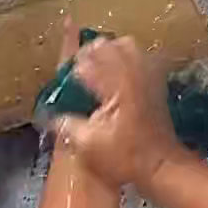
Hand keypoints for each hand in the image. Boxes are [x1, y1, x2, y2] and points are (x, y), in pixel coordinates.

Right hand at [49, 33, 183, 188]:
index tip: (64, 81)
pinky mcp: (156, 77)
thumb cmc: (125, 156)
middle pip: (104, 44)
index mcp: (114, 83)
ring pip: (124, 43)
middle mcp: (131, 70)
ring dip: (108, 50)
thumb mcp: (89, 145)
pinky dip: (127, 55)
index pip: (85, 61)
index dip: (71, 69)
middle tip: (78, 71)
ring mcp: (146, 71)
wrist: (160, 164)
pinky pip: (140, 53)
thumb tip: (47, 114)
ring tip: (98, 65)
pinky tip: (120, 70)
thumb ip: (66, 125)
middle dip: (87, 54)